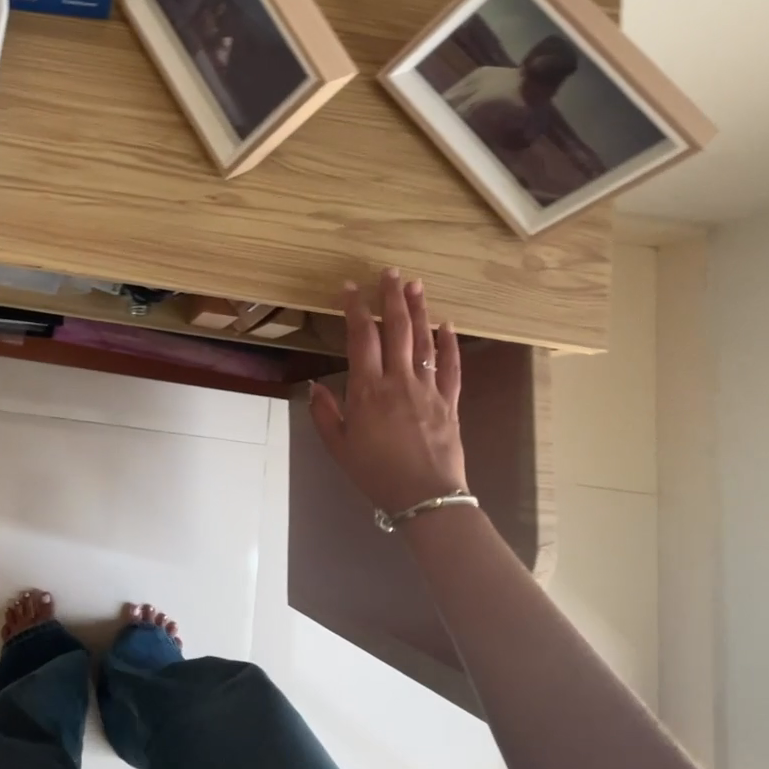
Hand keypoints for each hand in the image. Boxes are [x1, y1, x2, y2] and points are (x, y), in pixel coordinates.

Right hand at [309, 268, 468, 514]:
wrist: (425, 497)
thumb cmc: (375, 473)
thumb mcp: (338, 446)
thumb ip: (325, 413)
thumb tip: (316, 385)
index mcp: (367, 389)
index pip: (360, 337)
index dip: (354, 309)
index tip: (349, 288)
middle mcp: (398, 381)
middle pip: (395, 329)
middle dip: (391, 297)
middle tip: (389, 272)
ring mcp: (428, 389)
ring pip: (423, 341)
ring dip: (419, 310)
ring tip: (415, 284)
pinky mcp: (450, 402)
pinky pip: (451, 367)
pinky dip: (450, 344)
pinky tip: (447, 325)